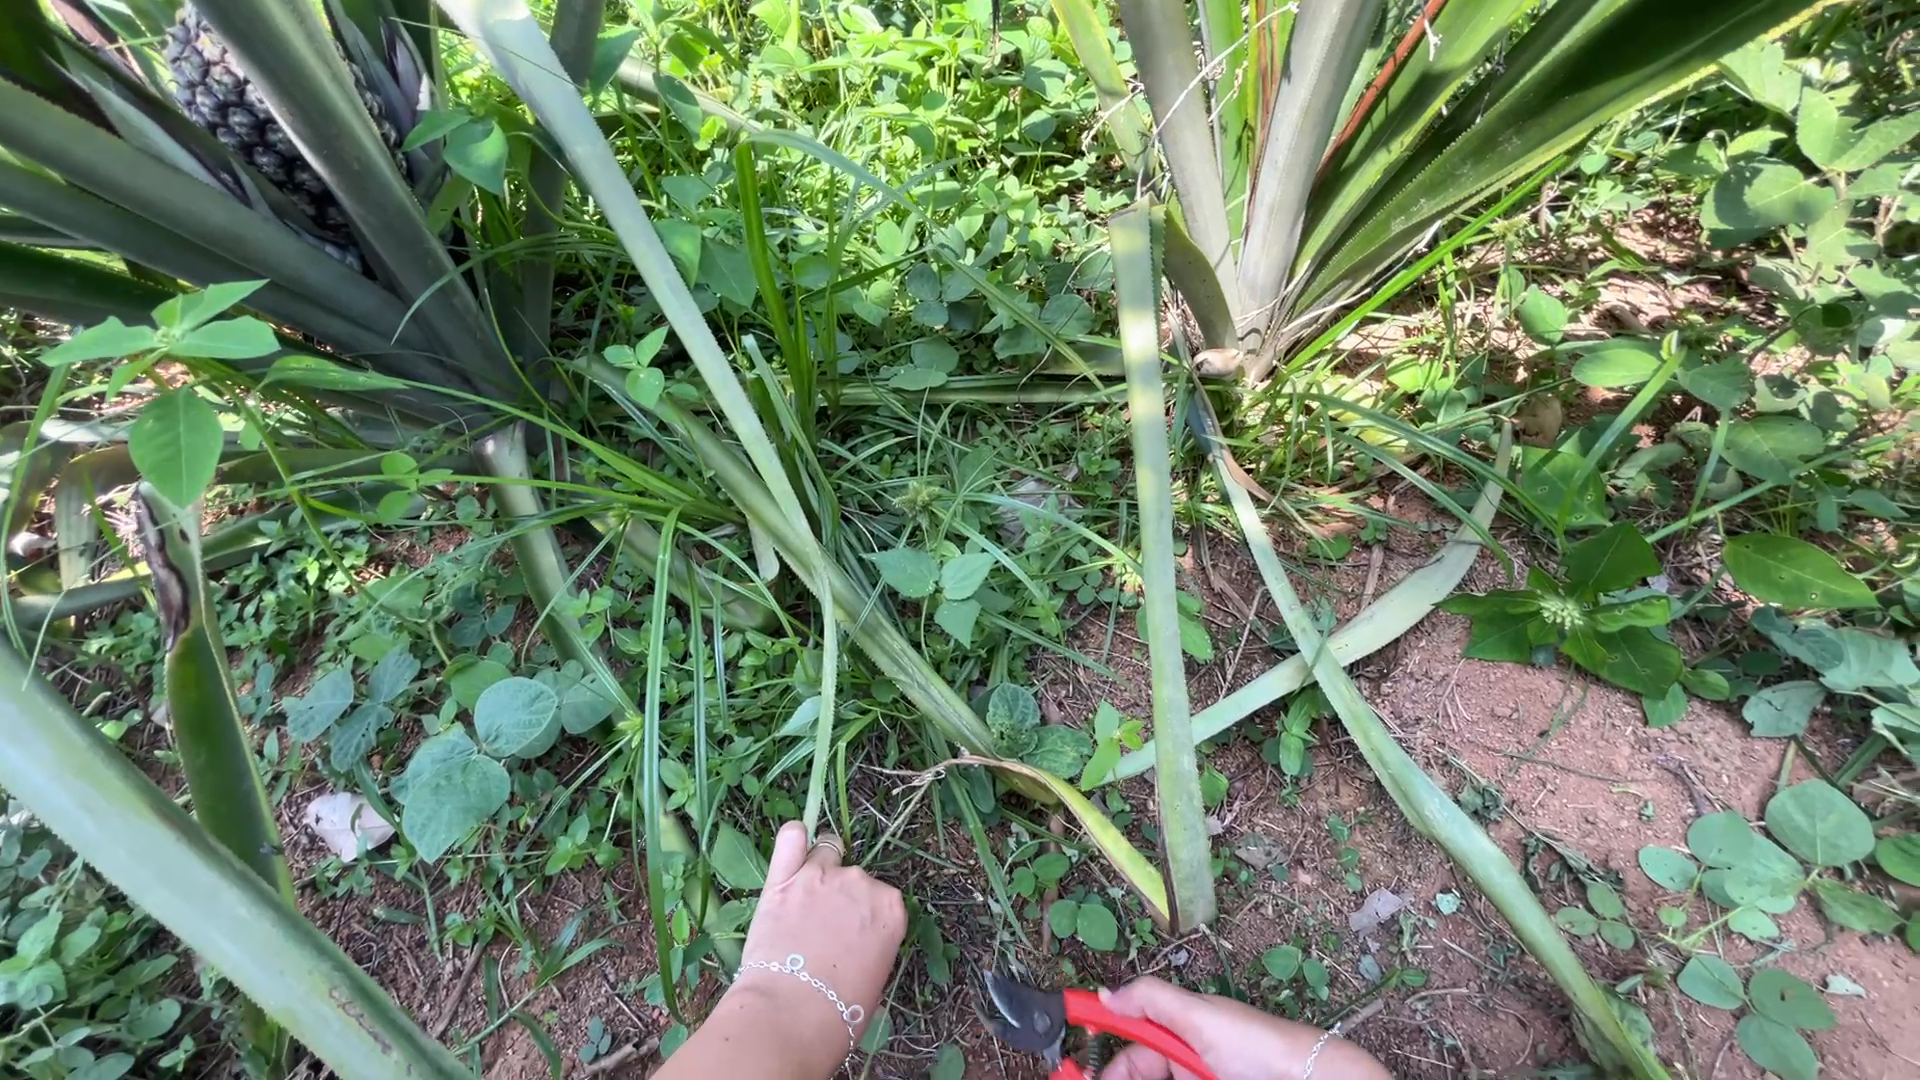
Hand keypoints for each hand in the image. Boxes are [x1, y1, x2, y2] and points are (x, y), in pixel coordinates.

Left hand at [733, 822, 906, 1043]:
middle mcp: (861, 881)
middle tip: (824, 933)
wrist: (788, 1018)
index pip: (884, 900)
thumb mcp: (874, 983)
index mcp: (890, 907)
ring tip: (805, 902)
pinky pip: (791, 838)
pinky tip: (794, 846)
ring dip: (820, 870)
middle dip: (843, 899)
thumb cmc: (837, 1015)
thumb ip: (873, 947)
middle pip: (856, 877)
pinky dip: (793, 839)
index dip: (867, 919)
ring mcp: (821, 874)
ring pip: (826, 853)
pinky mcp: (784, 877)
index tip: (855, 939)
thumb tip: (859, 948)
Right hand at [1099, 977, 1390, 1079]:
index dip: (1101, 1066)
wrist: (1311, 1077)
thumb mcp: (1199, 1016)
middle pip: (1139, 1075)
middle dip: (1116, 1078)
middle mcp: (1185, 1065)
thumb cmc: (1253, 1044)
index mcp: (1177, 1037)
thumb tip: (1104, 993)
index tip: (1072, 1073)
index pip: (1129, 1054)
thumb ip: (1151, 999)